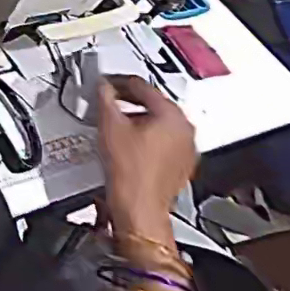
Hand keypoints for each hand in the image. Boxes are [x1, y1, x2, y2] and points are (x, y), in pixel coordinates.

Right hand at [96, 75, 198, 255]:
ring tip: (116, 121)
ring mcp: (186, 148)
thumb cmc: (130, 174)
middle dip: (128, 99)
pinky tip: (128, 141)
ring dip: (137, 117)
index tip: (106, 84)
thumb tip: (103, 87)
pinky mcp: (181, 163)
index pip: (142, 86)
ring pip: (158, 121)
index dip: (118, 82)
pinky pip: (163, 139)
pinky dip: (146, 135)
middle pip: (153, 102)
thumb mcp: (109, 124)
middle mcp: (185, 129)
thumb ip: (105, 97)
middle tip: (109, 99)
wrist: (138, 208)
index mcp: (172, 115)